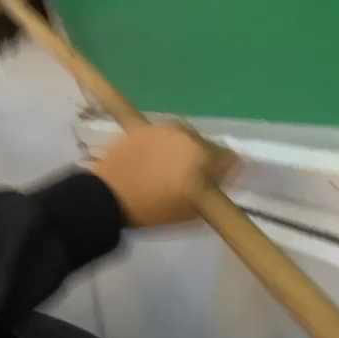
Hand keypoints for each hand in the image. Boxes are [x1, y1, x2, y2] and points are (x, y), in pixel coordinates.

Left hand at [87, 123, 237, 228]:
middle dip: (203, 158)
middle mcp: (186, 135)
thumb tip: (219, 180)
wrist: (108, 195)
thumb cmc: (153, 209)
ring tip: (171, 165)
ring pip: (184, 136)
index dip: (225, 171)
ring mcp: (162, 128)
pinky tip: (154, 158)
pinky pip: (162, 135)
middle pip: (206, 144)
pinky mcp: (142, 127)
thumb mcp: (192, 210)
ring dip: (183, 148)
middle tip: (192, 175)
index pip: (230, 158)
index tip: (217, 182)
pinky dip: (163, 144)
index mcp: (203, 155)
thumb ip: (212, 191)